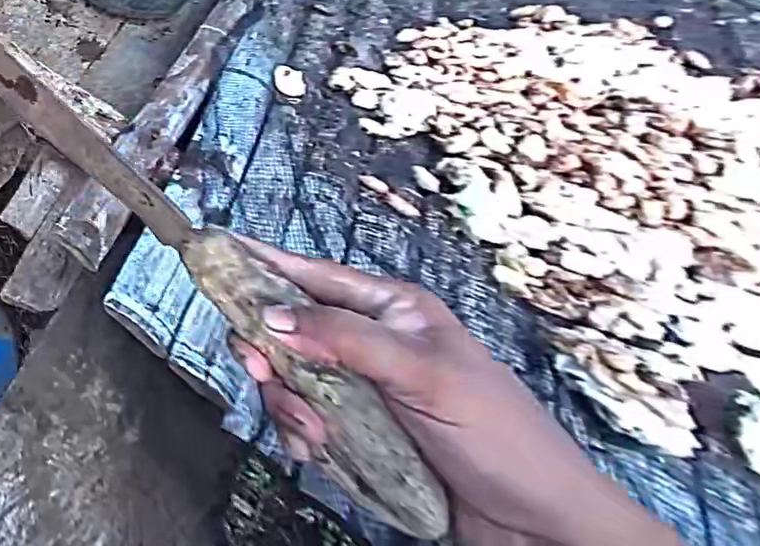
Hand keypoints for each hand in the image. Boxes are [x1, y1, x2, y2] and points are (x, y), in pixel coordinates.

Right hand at [229, 238, 678, 545]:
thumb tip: (269, 316)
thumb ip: (344, 336)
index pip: (307, 272)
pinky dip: (296, 430)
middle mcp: (362, 337)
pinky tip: (314, 448)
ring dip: (286, 400)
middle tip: (258, 369)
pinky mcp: (350, 423)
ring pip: (283, 370)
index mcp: (387, 309)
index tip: (212, 243)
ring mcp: (354, 381)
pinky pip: (297, 411)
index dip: (259, 257)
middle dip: (265, 348)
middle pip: (282, 323)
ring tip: (312, 430)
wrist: (546, 534)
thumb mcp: (425, 375)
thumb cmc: (501, 438)